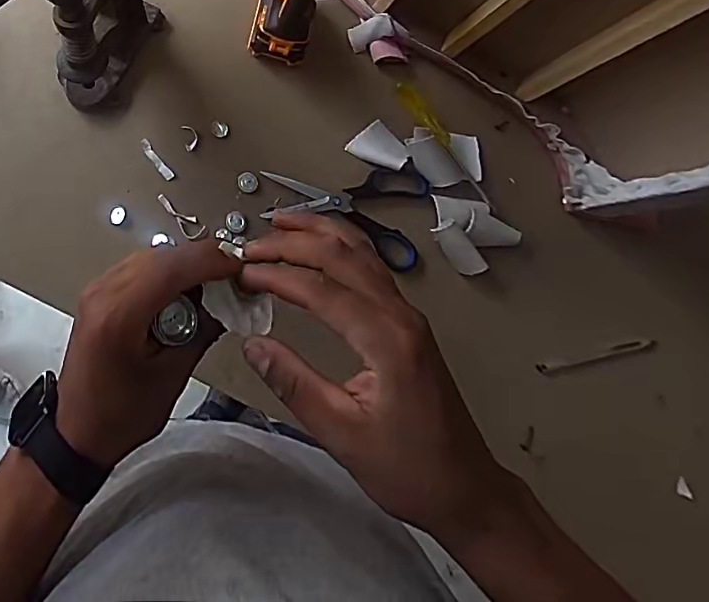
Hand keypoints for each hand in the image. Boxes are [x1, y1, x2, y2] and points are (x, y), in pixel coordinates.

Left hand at [55, 240, 240, 466]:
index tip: (237, 265)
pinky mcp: (100, 292)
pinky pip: (141, 266)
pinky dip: (168, 270)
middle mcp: (103, 294)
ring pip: (153, 256)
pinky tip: (184, 288)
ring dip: (185, 263)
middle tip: (232, 273)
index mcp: (118, 316)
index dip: (211, 260)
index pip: (172, 268)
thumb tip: (229, 300)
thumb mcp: (172, 375)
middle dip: (202, 259)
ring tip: (213, 282)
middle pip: (163, 256)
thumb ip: (203, 330)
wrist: (76, 433)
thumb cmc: (118, 416)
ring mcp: (98, 289)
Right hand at [237, 211, 517, 538]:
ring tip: (284, 221)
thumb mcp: (343, 435)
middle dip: (294, 242)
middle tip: (253, 245)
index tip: (245, 274)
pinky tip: (323, 244)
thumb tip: (255, 347)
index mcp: (388, 339)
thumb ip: (295, 385)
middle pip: (343, 255)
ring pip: (361, 251)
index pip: (323, 289)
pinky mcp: (406, 321)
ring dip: (320, 232)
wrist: (464, 486)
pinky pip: (370, 266)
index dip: (279, 275)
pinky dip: (340, 246)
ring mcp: (407, 313)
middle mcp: (400, 314)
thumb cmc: (411, 469)